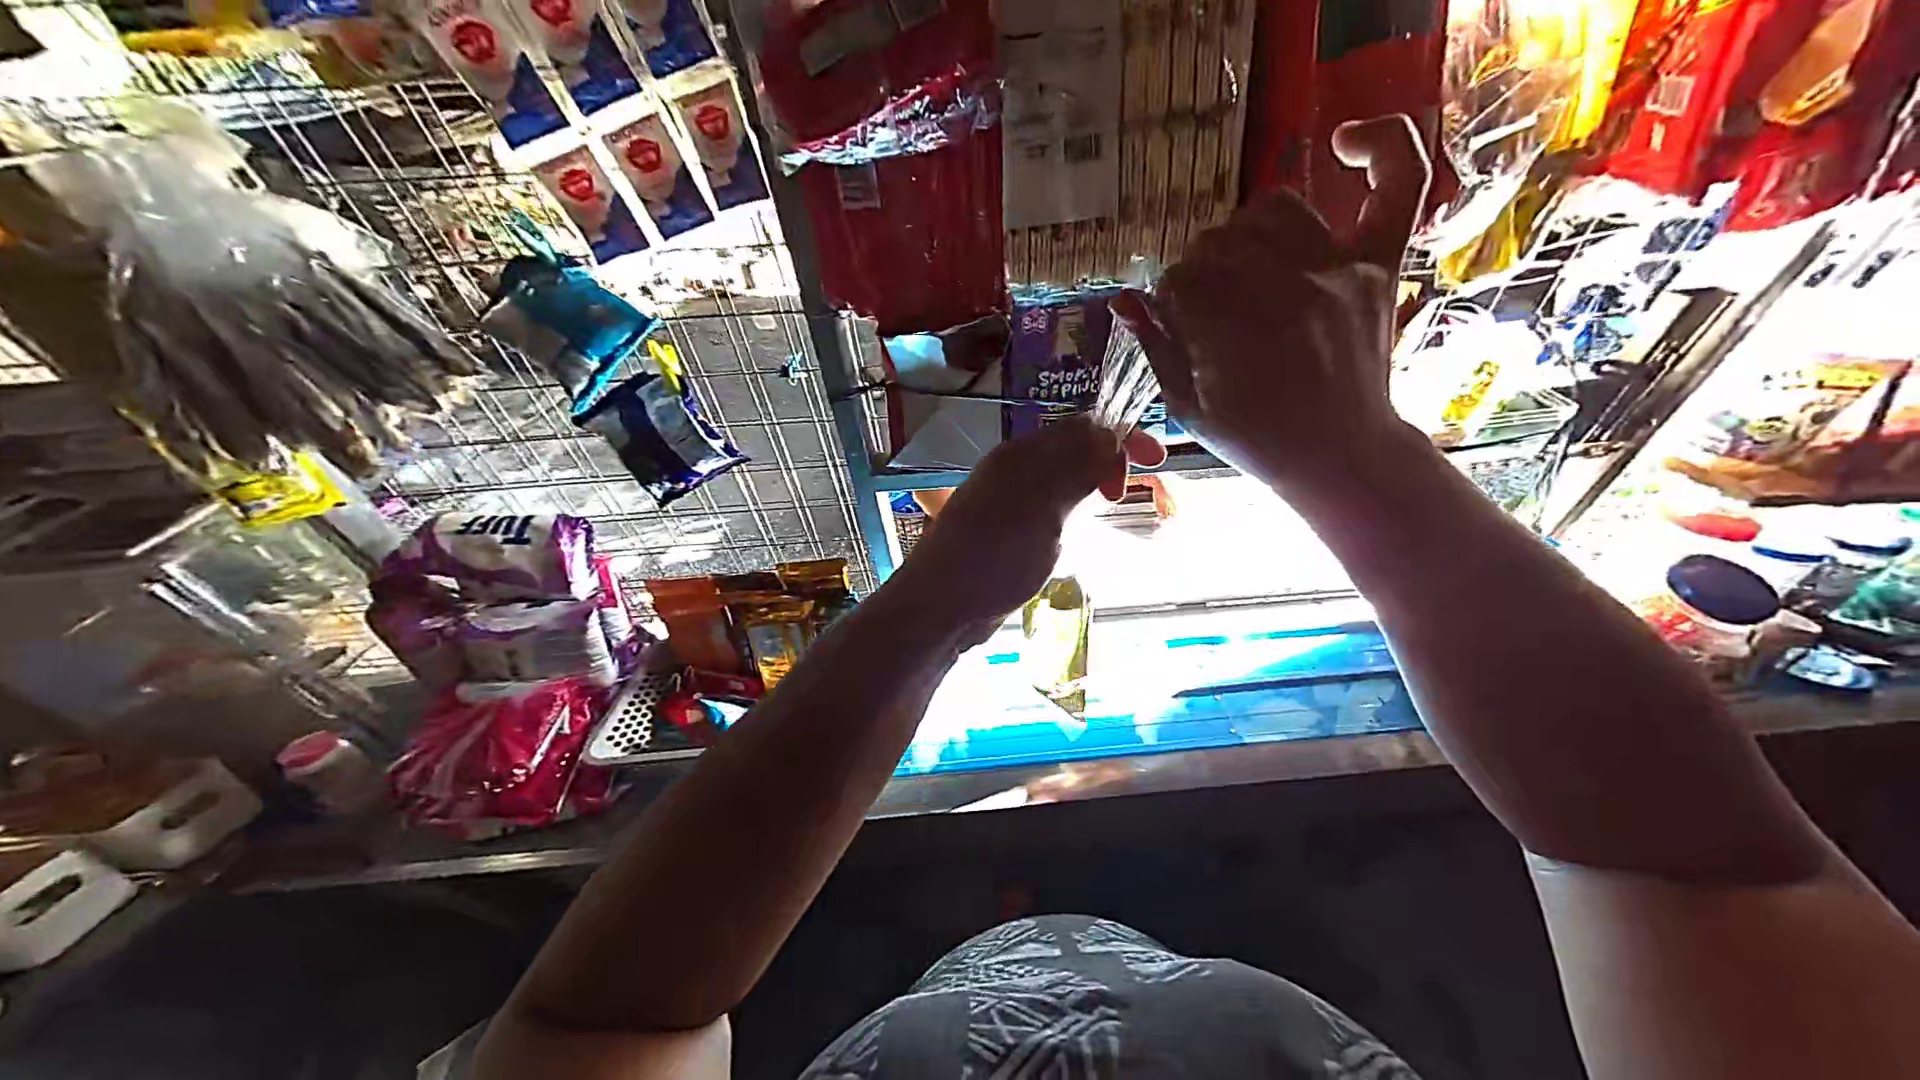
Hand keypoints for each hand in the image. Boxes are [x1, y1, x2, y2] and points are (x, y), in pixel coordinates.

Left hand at [888, 417, 1162, 639]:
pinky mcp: (1009, 531)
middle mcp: (1015, 471)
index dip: (1122, 437)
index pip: (1082, 428)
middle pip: (1075, 453)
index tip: (1159, 461)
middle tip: (1146, 497)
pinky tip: (1086, 533)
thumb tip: (1110, 433)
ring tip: (1122, 512)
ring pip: (1065, 483)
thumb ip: (1076, 471)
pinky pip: (1052, 511)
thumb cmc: (992, 558)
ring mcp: (1010, 501)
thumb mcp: (1043, 511)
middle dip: (1114, 466)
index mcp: (1021, 456)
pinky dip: (1078, 515)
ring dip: (1097, 490)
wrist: (941, 607)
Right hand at [1111, 114, 1432, 491]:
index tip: (1178, 327)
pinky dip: (1378, 149)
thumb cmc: (1255, 439)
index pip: (1177, 279)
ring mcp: (1336, 269)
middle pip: (1216, 243)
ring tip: (1243, 264)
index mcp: (1231, 330)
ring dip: (1243, 233)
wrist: (1339, 454)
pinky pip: (1397, 182)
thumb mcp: (1188, 406)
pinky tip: (1343, 144)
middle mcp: (1283, 286)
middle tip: (1208, 310)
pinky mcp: (1377, 264)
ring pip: (1270, 210)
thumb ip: (1155, 348)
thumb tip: (1124, 301)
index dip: (1168, 303)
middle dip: (1198, 273)